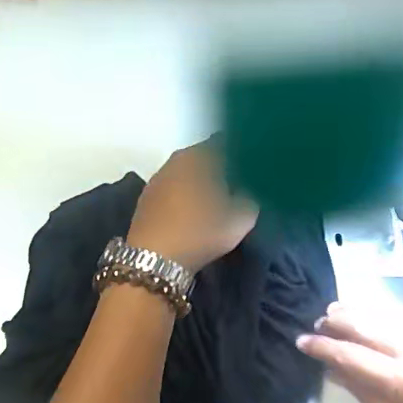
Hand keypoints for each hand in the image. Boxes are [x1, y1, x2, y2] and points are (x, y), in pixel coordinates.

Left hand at [127, 141, 256, 272]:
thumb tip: (252, 189)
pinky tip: (195, 210)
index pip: (228, 142)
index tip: (255, 169)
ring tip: (218, 200)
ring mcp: (158, 177)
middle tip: (240, 185)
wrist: (154, 260)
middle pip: (206, 156)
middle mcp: (177, 158)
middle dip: (223, 167)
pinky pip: (174, 187)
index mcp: (200, 155)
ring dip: (203, 181)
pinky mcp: (147, 196)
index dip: (243, 154)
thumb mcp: (241, 218)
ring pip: (189, 171)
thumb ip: (253, 198)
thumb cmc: (200, 231)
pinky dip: (186, 193)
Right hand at [296, 302, 402, 402]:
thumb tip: (336, 371)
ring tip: (336, 312)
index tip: (301, 341)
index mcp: (401, 380)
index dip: (322, 347)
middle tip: (316, 322)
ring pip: (385, 314)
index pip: (350, 355)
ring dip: (358, 312)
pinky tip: (373, 315)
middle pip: (366, 325)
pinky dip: (383, 312)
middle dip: (338, 322)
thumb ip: (367, 394)